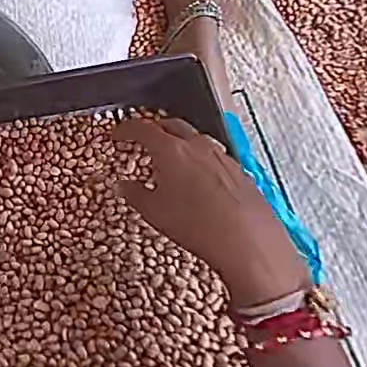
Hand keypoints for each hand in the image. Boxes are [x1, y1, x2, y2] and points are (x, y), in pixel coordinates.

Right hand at [111, 116, 310, 303]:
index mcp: (171, 151)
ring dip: (179, 141)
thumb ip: (134, 193)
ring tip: (170, 156)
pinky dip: (199, 157)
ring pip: (195, 137)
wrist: (247, 241)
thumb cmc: (198, 225)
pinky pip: (214, 154)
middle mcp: (198, 146)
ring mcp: (221, 157)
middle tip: (142, 138)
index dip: (126, 129)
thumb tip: (124, 185)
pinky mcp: (239, 171)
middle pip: (171, 125)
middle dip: (154, 128)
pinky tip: (197, 176)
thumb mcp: (154, 212)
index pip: (143, 129)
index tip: (118, 133)